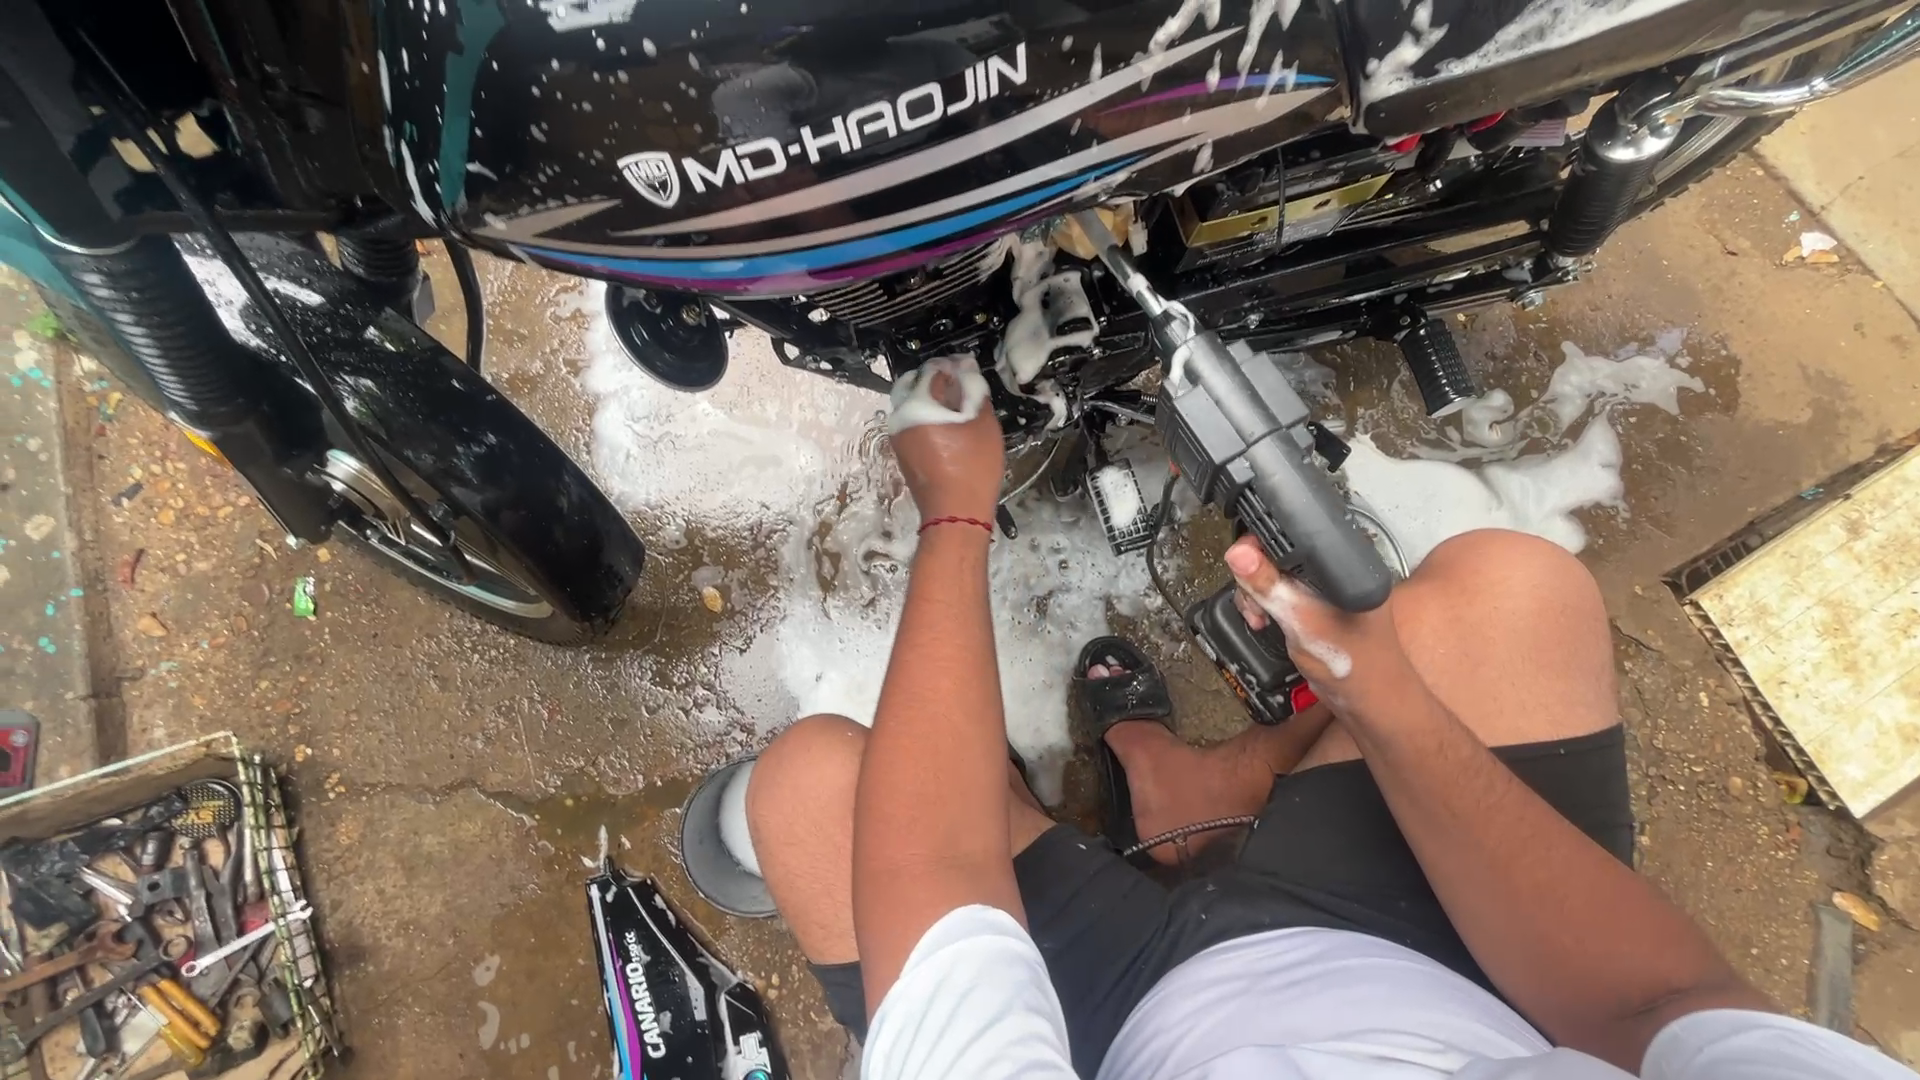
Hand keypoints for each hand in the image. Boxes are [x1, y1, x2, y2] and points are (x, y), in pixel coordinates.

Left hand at [888, 359, 1004, 522]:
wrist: (955, 515)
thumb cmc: (972, 469)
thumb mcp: (983, 424)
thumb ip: (974, 390)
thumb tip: (966, 369)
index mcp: (916, 407)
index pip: (931, 370)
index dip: (953, 365)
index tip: (970, 369)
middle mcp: (899, 419)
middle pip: (914, 385)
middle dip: (937, 379)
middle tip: (964, 385)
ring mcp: (898, 438)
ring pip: (911, 405)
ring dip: (932, 398)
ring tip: (960, 406)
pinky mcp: (904, 453)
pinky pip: (913, 424)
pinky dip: (928, 417)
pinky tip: (951, 425)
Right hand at [1222, 535, 1421, 717]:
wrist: (1367, 703)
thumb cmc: (1352, 663)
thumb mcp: (1301, 619)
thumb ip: (1268, 585)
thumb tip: (1239, 554)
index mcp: (1347, 563)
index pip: (1295, 537)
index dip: (1263, 546)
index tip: (1244, 566)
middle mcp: (1336, 573)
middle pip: (1279, 557)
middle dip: (1256, 578)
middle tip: (1255, 602)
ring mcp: (1324, 592)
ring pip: (1275, 577)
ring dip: (1257, 596)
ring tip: (1259, 618)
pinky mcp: (1313, 608)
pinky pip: (1279, 596)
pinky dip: (1264, 608)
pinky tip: (1263, 622)